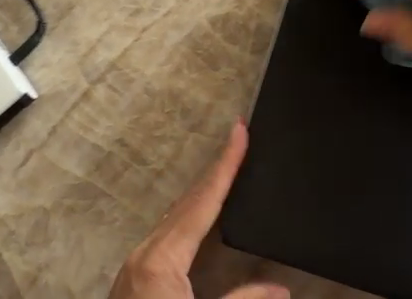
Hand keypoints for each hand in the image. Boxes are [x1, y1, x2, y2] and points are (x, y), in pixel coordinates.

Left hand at [109, 120, 287, 298]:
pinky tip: (199, 219)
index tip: (240, 129)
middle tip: (238, 140)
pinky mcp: (131, 283)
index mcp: (162, 260)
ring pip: (173, 216)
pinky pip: (165, 234)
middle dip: (215, 171)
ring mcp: (133, 268)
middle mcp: (143, 255)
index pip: (203, 200)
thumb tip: (281, 289)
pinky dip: (188, 217)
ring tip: (227, 172)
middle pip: (187, 201)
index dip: (226, 163)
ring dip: (202, 193)